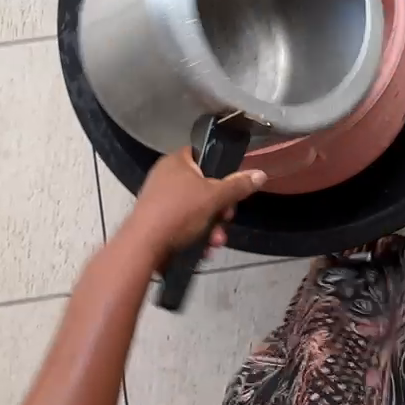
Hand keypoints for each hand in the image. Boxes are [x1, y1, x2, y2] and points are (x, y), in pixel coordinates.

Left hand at [120, 151, 265, 262]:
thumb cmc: (179, 212)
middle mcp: (165, 176)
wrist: (143, 247)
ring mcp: (159, 199)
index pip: (203, 155)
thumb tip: (261, 174)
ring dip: (211, 226)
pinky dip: (196, 234)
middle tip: (226, 219)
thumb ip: (238, 185)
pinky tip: (203, 249)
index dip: (221, 170)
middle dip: (220, 208)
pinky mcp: (156, 221)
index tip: (232, 188)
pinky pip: (183, 223)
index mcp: (176, 161)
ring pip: (196, 208)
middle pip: (204, 186)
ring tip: (215, 241)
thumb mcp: (215, 197)